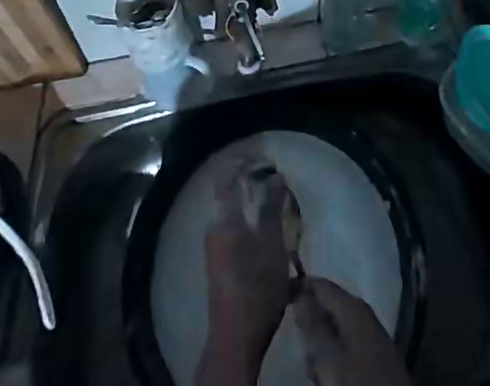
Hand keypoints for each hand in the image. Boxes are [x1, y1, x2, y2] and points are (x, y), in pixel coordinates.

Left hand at [196, 159, 297, 385]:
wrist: (235, 337)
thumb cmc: (256, 288)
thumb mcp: (272, 247)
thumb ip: (272, 210)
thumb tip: (275, 176)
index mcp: (224, 220)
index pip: (227, 179)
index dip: (241, 162)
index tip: (261, 153)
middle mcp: (214, 228)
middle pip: (228, 194)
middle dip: (246, 180)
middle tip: (270, 174)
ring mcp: (214, 246)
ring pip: (231, 212)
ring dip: (249, 201)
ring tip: (273, 198)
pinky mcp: (219, 261)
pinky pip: (232, 226)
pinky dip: (248, 219)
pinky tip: (266, 228)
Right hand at [294, 277, 410, 385]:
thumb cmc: (359, 385)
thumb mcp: (329, 358)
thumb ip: (312, 324)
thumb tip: (300, 293)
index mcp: (353, 307)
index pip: (320, 284)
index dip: (298, 287)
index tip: (279, 301)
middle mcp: (363, 313)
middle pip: (327, 307)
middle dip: (310, 324)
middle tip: (299, 346)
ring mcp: (371, 335)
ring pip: (335, 330)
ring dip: (320, 346)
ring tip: (314, 368)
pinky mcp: (375, 357)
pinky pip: (345, 347)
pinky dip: (333, 358)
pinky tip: (328, 375)